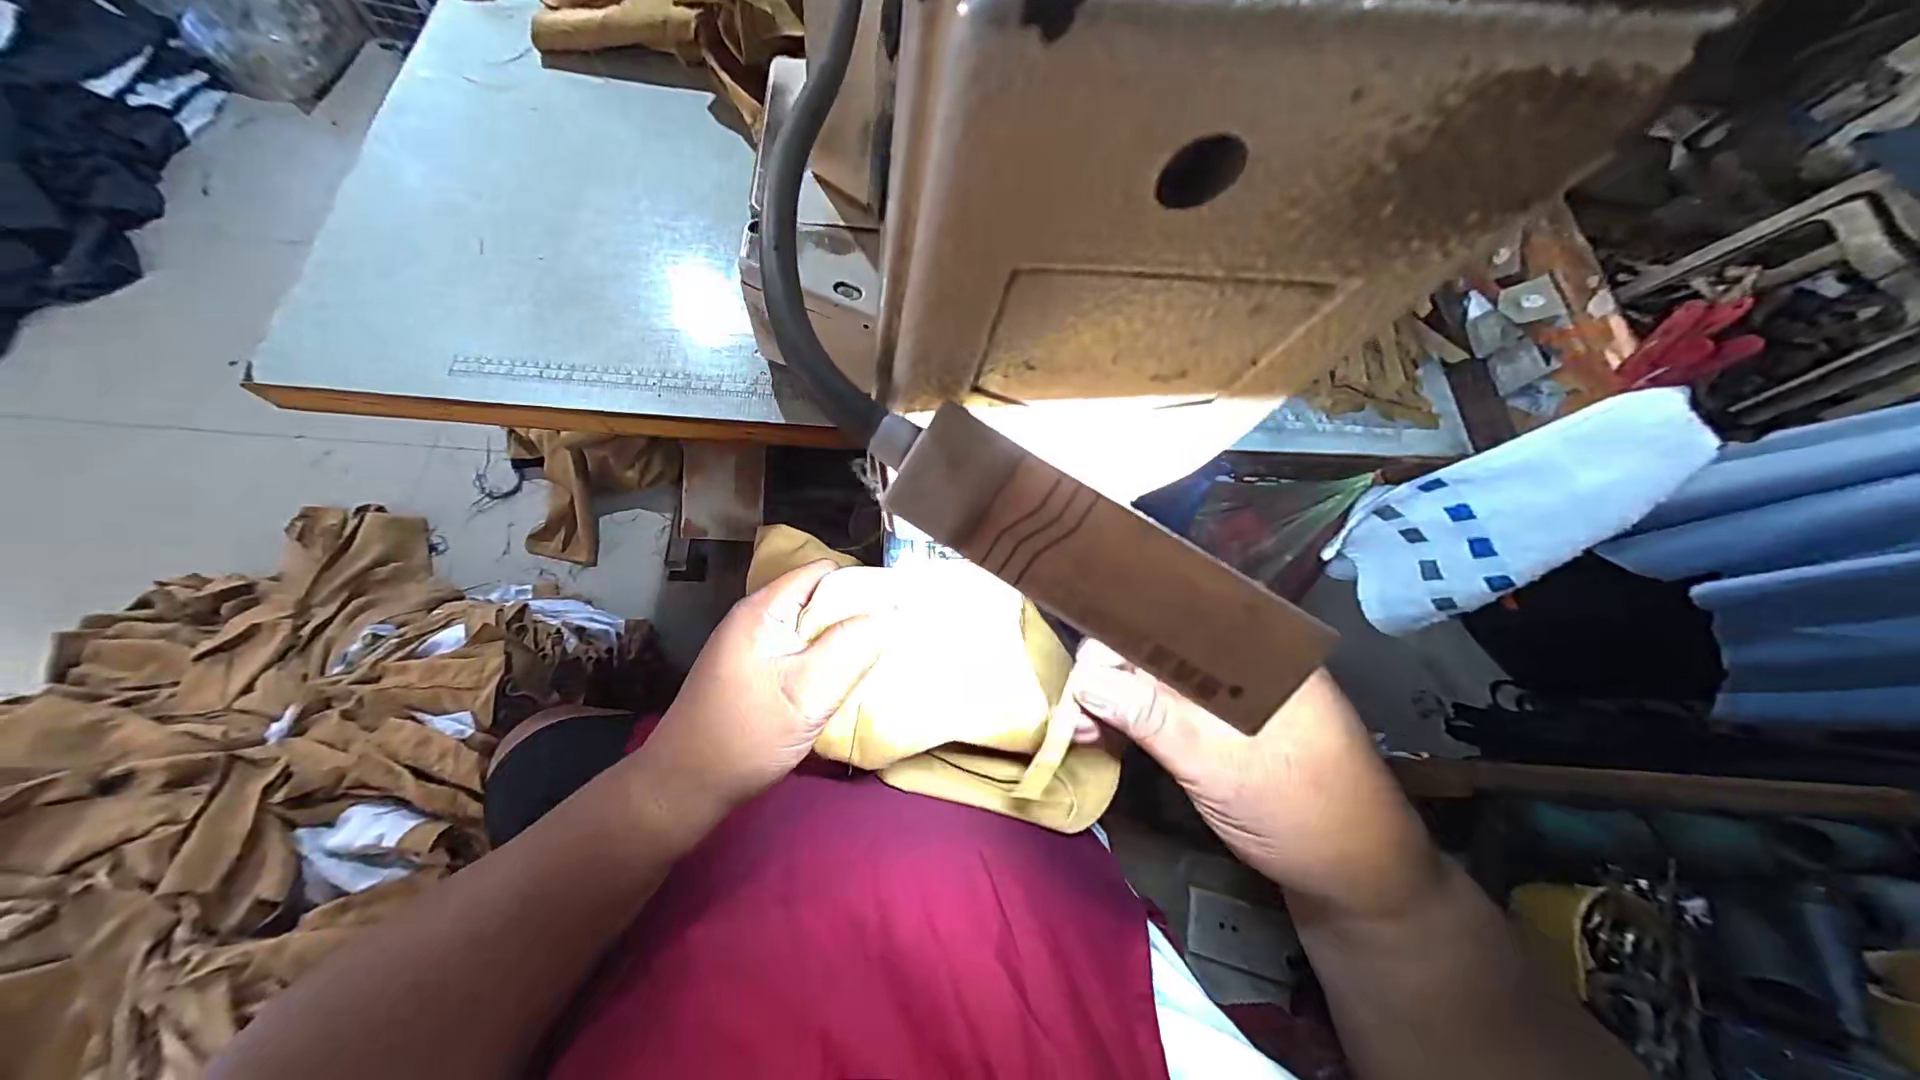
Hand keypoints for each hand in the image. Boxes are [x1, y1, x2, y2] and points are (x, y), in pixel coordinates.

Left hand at [637, 560, 887, 818]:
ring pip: (811, 631)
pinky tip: (844, 685)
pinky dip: (825, 664)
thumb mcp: (806, 693)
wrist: (682, 790)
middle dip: (857, 616)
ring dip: (843, 643)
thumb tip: (891, 612)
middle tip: (894, 640)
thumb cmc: (742, 738)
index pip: (822, 573)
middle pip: (818, 600)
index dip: (861, 585)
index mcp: (762, 612)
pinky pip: (800, 655)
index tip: (896, 609)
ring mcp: (752, 649)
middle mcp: (756, 621)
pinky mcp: (754, 674)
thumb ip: (850, 649)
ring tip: (878, 661)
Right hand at [1062, 642, 1443, 919]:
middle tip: (1072, 713)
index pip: (1172, 617)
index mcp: (1257, 646)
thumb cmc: (1302, 814)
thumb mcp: (1220, 766)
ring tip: (1081, 729)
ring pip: (1156, 673)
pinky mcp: (1219, 716)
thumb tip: (1083, 681)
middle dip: (1106, 672)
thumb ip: (1151, 717)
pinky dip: (1133, 714)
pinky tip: (1105, 731)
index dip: (1117, 635)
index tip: (1077, 671)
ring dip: (1113, 696)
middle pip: (1157, 642)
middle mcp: (1242, 654)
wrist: (1360, 875)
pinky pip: (1166, 700)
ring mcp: (1230, 687)